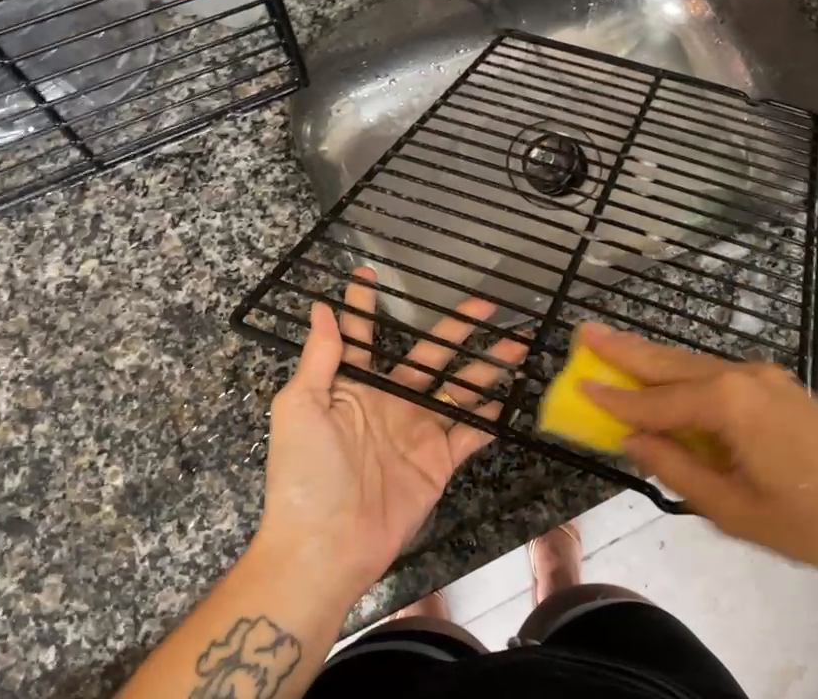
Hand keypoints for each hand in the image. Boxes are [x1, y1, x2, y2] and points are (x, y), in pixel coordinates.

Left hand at [257, 267, 528, 592]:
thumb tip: (319, 307)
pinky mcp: (437, 462)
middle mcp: (390, 403)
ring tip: (517, 342)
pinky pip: (469, 434)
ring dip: (488, 366)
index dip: (364, 306)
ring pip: (459, 389)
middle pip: (430, 356)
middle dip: (456, 329)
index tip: (370, 273)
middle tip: (486, 304)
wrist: (324, 545)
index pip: (362, 336)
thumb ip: (320, 358)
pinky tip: (512, 397)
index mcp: (353, 387)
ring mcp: (416, 432)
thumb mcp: (300, 408)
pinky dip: (490, 418)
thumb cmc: (305, 473)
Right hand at [579, 324, 817, 584]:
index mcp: (728, 404)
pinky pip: (719, 376)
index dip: (615, 397)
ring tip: (615, 348)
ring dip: (655, 360)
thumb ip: (679, 470)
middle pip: (672, 363)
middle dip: (627, 349)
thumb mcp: (736, 509)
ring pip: (695, 365)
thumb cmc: (815, 521)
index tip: (577, 384)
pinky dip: (686, 377)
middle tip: (586, 332)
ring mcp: (766, 378)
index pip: (656, 401)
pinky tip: (673, 384)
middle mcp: (743, 377)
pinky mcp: (781, 388)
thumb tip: (635, 440)